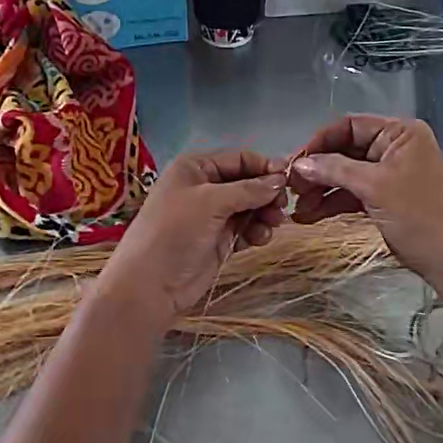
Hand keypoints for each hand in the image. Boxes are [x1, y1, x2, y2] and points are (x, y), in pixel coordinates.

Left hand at [97, 150, 287, 327]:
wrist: (151, 283)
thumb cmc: (175, 231)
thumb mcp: (210, 202)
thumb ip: (247, 189)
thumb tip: (280, 179)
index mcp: (194, 167)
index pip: (238, 159)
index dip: (264, 167)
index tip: (290, 180)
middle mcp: (203, 187)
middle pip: (246, 182)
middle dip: (266, 193)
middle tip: (281, 208)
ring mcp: (210, 215)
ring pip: (249, 207)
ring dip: (263, 214)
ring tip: (272, 225)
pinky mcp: (218, 240)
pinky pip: (245, 228)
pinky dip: (255, 231)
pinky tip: (259, 239)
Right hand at [287, 115, 442, 275]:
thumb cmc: (419, 215)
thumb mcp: (374, 186)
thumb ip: (333, 169)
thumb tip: (298, 164)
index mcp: (400, 134)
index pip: (349, 126)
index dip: (319, 142)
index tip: (295, 163)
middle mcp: (394, 148)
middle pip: (343, 151)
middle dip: (316, 171)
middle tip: (291, 189)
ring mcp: (389, 174)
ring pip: (344, 174)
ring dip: (319, 190)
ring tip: (298, 208)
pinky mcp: (385, 197)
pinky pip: (351, 193)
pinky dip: (331, 203)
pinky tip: (310, 216)